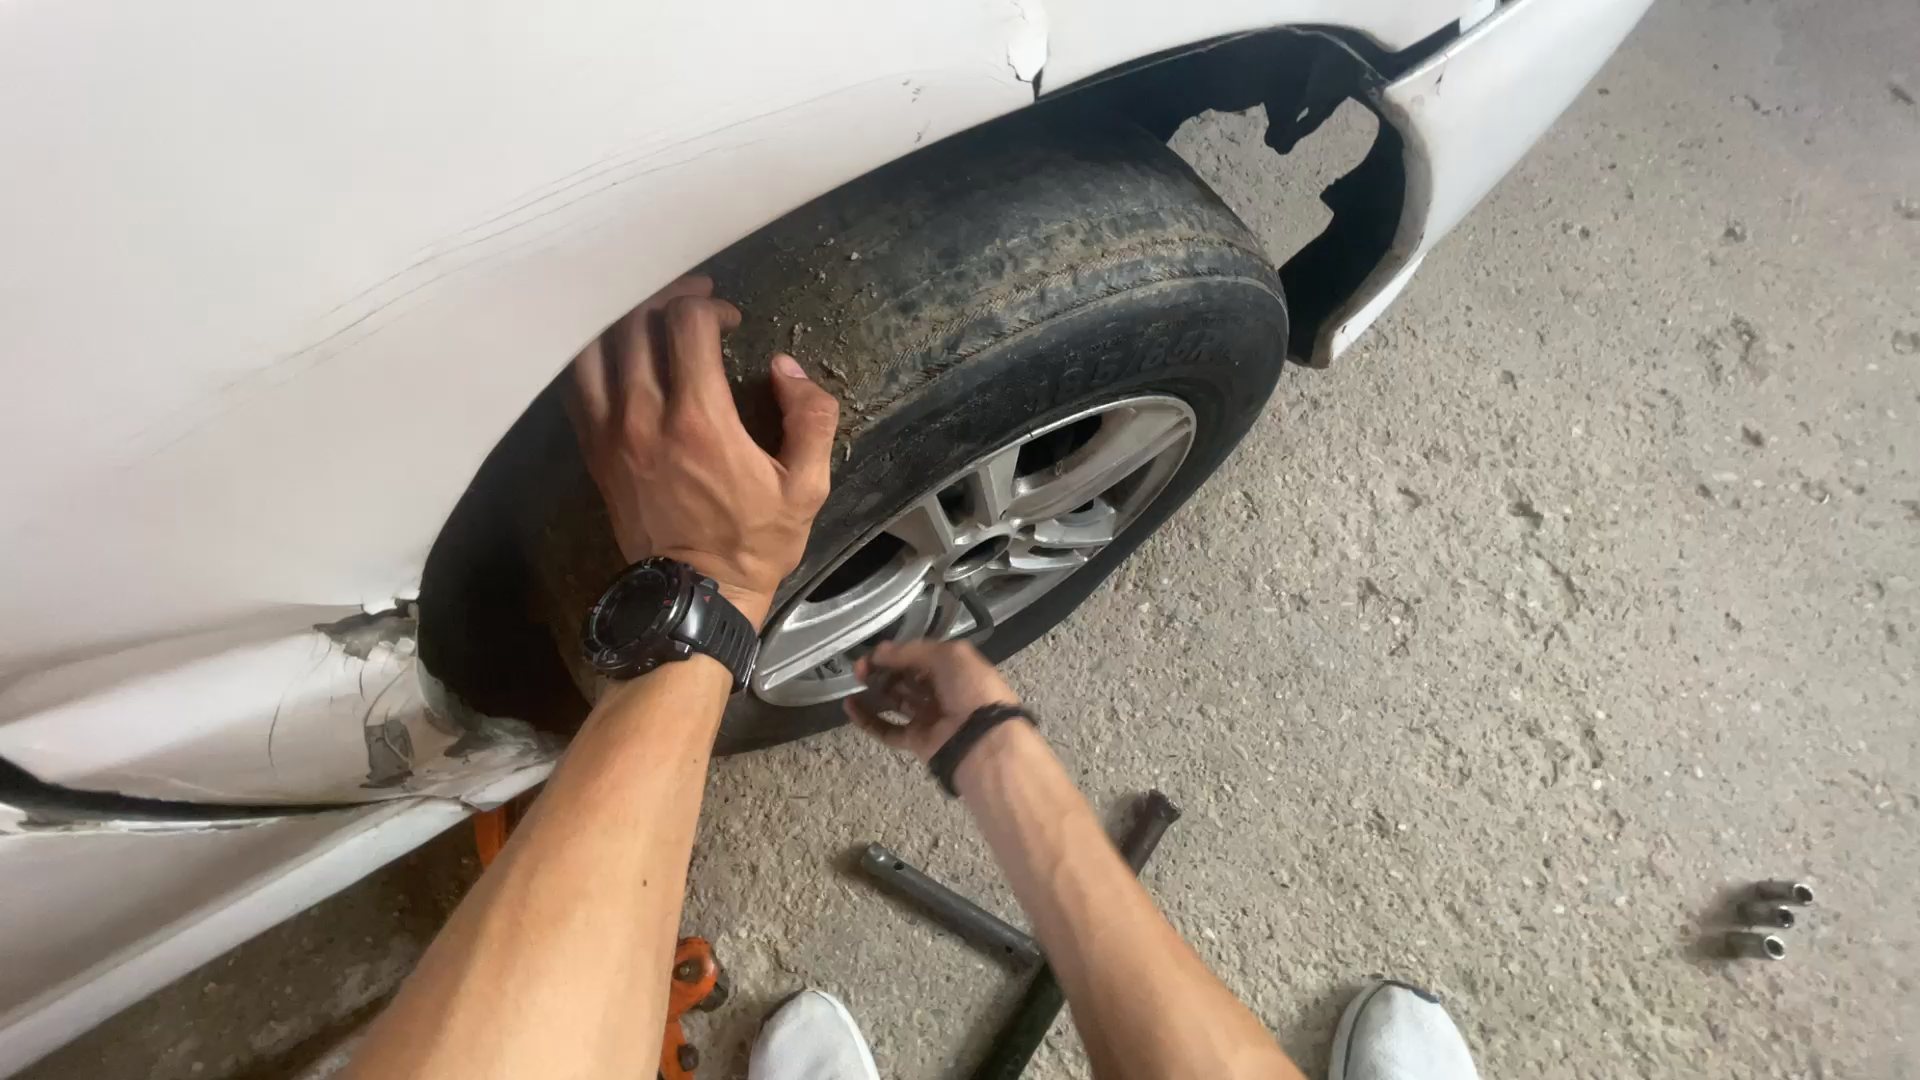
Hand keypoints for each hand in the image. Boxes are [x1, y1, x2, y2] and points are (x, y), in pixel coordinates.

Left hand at [566, 275, 839, 626]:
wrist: (699, 592)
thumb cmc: (757, 541)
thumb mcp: (809, 487)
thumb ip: (811, 419)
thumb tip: (787, 368)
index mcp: (701, 421)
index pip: (685, 325)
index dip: (709, 308)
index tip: (730, 322)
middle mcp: (645, 417)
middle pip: (636, 324)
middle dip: (667, 300)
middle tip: (693, 304)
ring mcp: (611, 433)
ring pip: (596, 346)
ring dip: (625, 320)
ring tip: (652, 319)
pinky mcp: (594, 450)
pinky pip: (577, 383)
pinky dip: (593, 355)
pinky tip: (618, 352)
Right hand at [844, 640, 1020, 763]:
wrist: (983, 739)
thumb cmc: (971, 689)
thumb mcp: (948, 655)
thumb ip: (911, 651)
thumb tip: (879, 651)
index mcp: (955, 668)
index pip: (920, 656)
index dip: (897, 653)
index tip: (874, 653)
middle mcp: (943, 691)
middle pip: (906, 677)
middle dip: (883, 669)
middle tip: (860, 667)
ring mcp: (929, 717)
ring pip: (896, 701)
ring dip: (875, 690)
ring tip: (854, 681)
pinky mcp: (917, 740)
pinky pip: (889, 729)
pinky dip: (868, 719)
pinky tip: (851, 706)